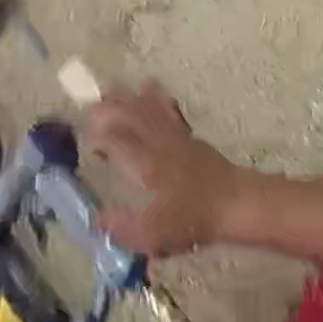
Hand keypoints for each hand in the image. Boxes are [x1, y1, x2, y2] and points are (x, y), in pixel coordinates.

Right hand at [85, 81, 250, 255]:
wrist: (235, 202)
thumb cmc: (193, 219)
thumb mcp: (153, 235)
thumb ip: (122, 227)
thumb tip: (97, 217)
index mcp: (148, 164)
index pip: (118, 141)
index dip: (100, 137)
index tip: (87, 141)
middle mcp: (160, 144)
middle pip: (132, 116)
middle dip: (109, 107)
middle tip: (90, 103)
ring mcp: (176, 136)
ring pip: (148, 108)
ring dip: (129, 97)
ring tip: (111, 88)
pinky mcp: (189, 136)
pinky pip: (168, 109)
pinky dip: (156, 96)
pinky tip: (150, 86)